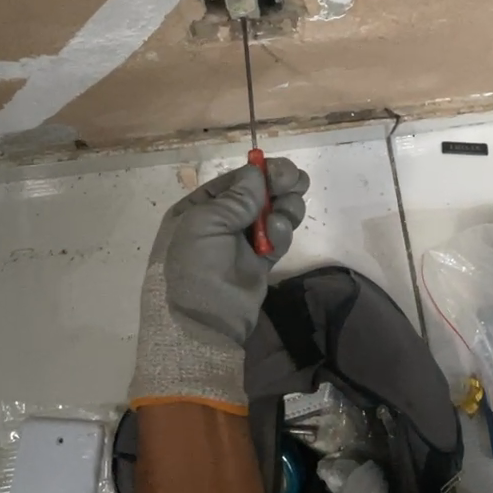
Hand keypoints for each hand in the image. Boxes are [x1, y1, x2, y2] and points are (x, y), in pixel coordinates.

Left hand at [130, 158, 309, 410]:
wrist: (203, 324)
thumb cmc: (195, 265)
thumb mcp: (207, 223)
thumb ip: (237, 198)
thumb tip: (257, 173)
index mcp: (198, 210)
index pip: (233, 182)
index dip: (258, 173)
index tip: (283, 169)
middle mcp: (219, 223)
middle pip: (256, 195)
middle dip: (277, 186)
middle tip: (297, 181)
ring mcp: (240, 243)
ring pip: (271, 213)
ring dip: (283, 207)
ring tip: (287, 210)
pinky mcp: (260, 262)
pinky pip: (277, 237)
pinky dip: (282, 232)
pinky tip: (279, 232)